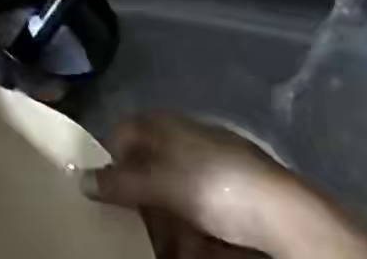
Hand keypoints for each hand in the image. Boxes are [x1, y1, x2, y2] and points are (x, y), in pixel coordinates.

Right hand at [86, 116, 366, 258]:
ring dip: (168, 222)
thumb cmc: (211, 184)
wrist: (286, 217)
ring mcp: (215, 166)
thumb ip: (117, 180)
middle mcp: (187, 137)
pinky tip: (196, 248)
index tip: (109, 193)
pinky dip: (195, 232)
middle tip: (135, 226)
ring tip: (167, 246)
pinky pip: (204, 213)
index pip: (125, 133)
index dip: (114, 162)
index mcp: (164, 121)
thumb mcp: (156, 182)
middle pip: (151, 167)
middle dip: (143, 200)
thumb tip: (80, 178)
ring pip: (177, 194)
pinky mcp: (239, 196)